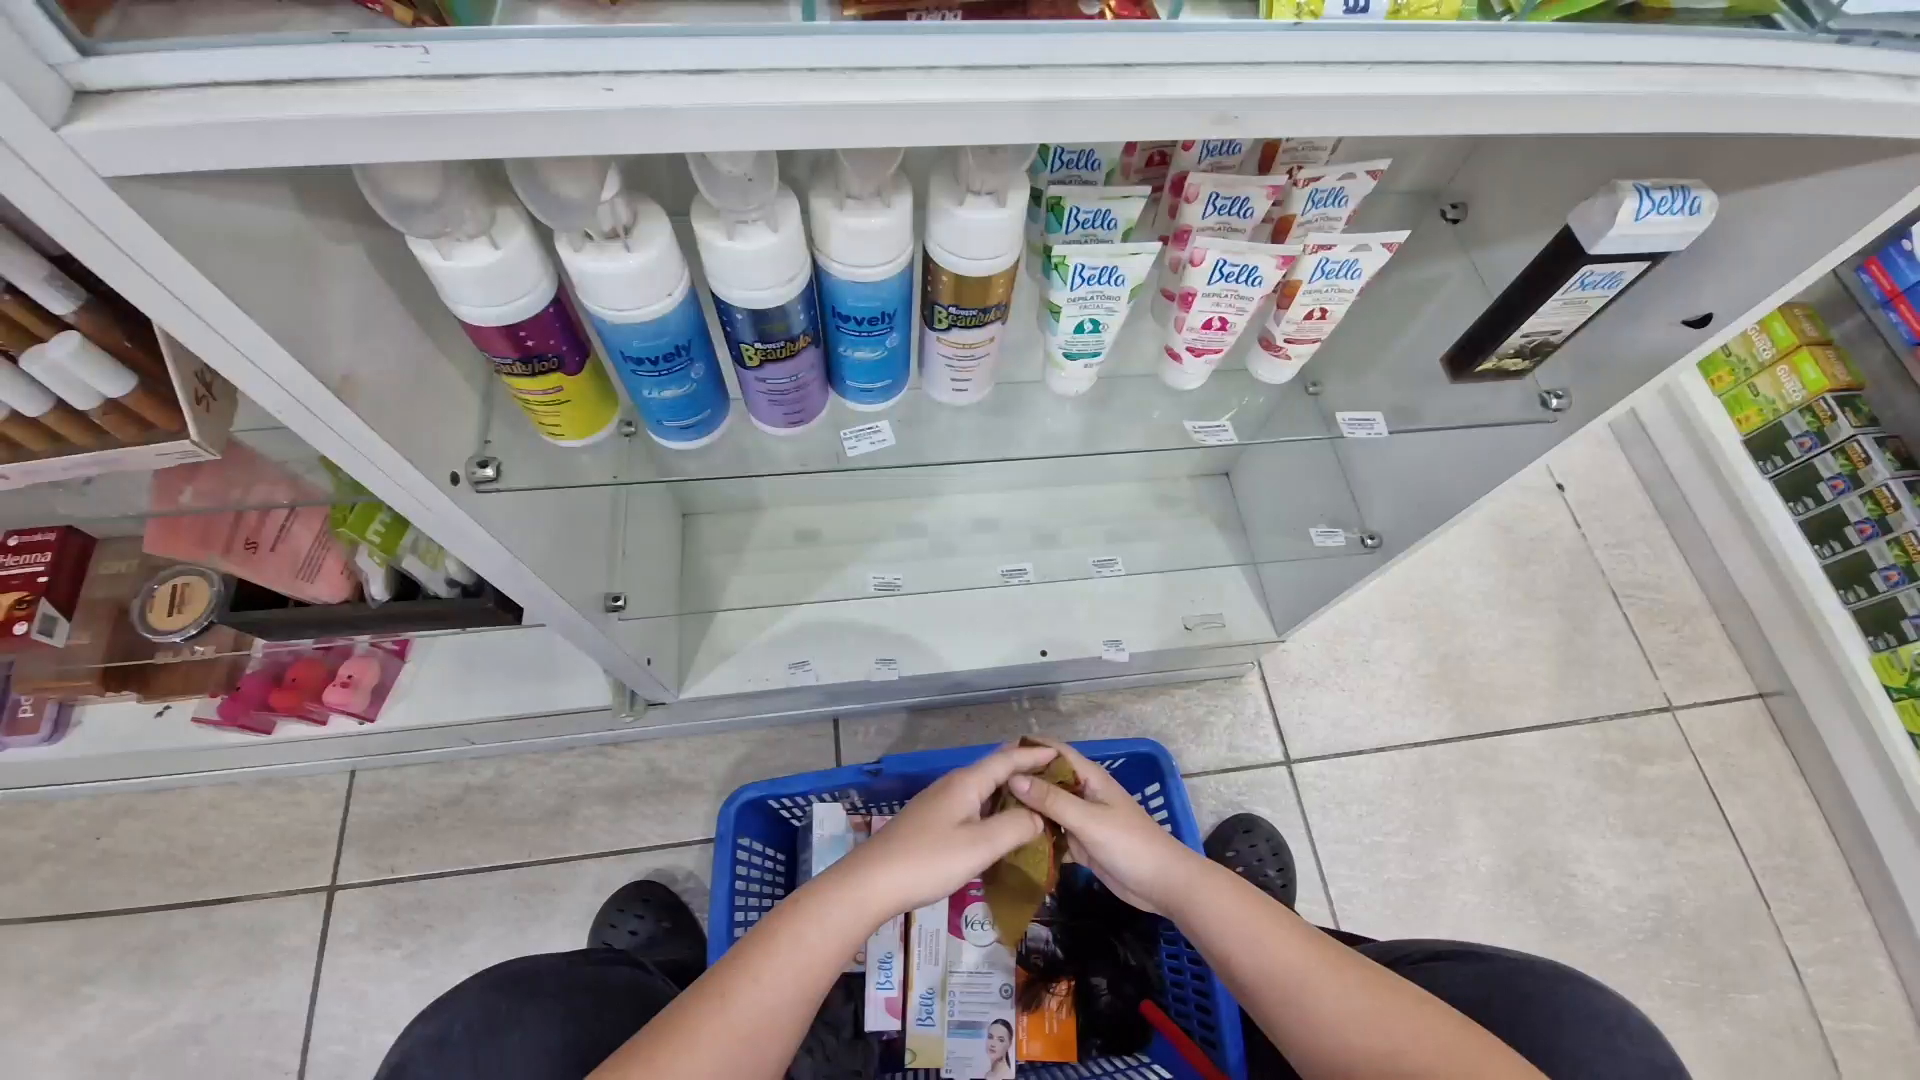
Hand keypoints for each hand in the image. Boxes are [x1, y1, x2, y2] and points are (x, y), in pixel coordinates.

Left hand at [830, 742, 1056, 914]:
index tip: (1060, 753)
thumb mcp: (979, 846)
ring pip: (982, 789)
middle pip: (994, 770)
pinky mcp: (931, 822)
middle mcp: (953, 785)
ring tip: (1035, 801)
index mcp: (967, 782)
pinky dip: (992, 808)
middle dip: (1023, 770)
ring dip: (1008, 792)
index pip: (1007, 759)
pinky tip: (1000, 826)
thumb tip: (1038, 815)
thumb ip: (1014, 828)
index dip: (1033, 755)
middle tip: (1053, 777)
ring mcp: (939, 803)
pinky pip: (971, 805)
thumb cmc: (928, 861)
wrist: (872, 881)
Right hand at [1006, 737, 1201, 914]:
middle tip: (984, 789)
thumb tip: (1014, 777)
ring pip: (1047, 809)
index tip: (995, 755)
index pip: (1054, 751)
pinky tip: (1011, 842)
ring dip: (1026, 810)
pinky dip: (1036, 836)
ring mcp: (1082, 820)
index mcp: (1089, 778)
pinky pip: (1053, 834)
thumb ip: (1052, 800)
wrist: (1163, 885)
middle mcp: (1083, 794)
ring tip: (990, 814)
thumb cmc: (1130, 844)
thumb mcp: (1089, 820)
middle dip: (1020, 781)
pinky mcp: (1081, 844)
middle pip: (1047, 780)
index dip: (1027, 748)